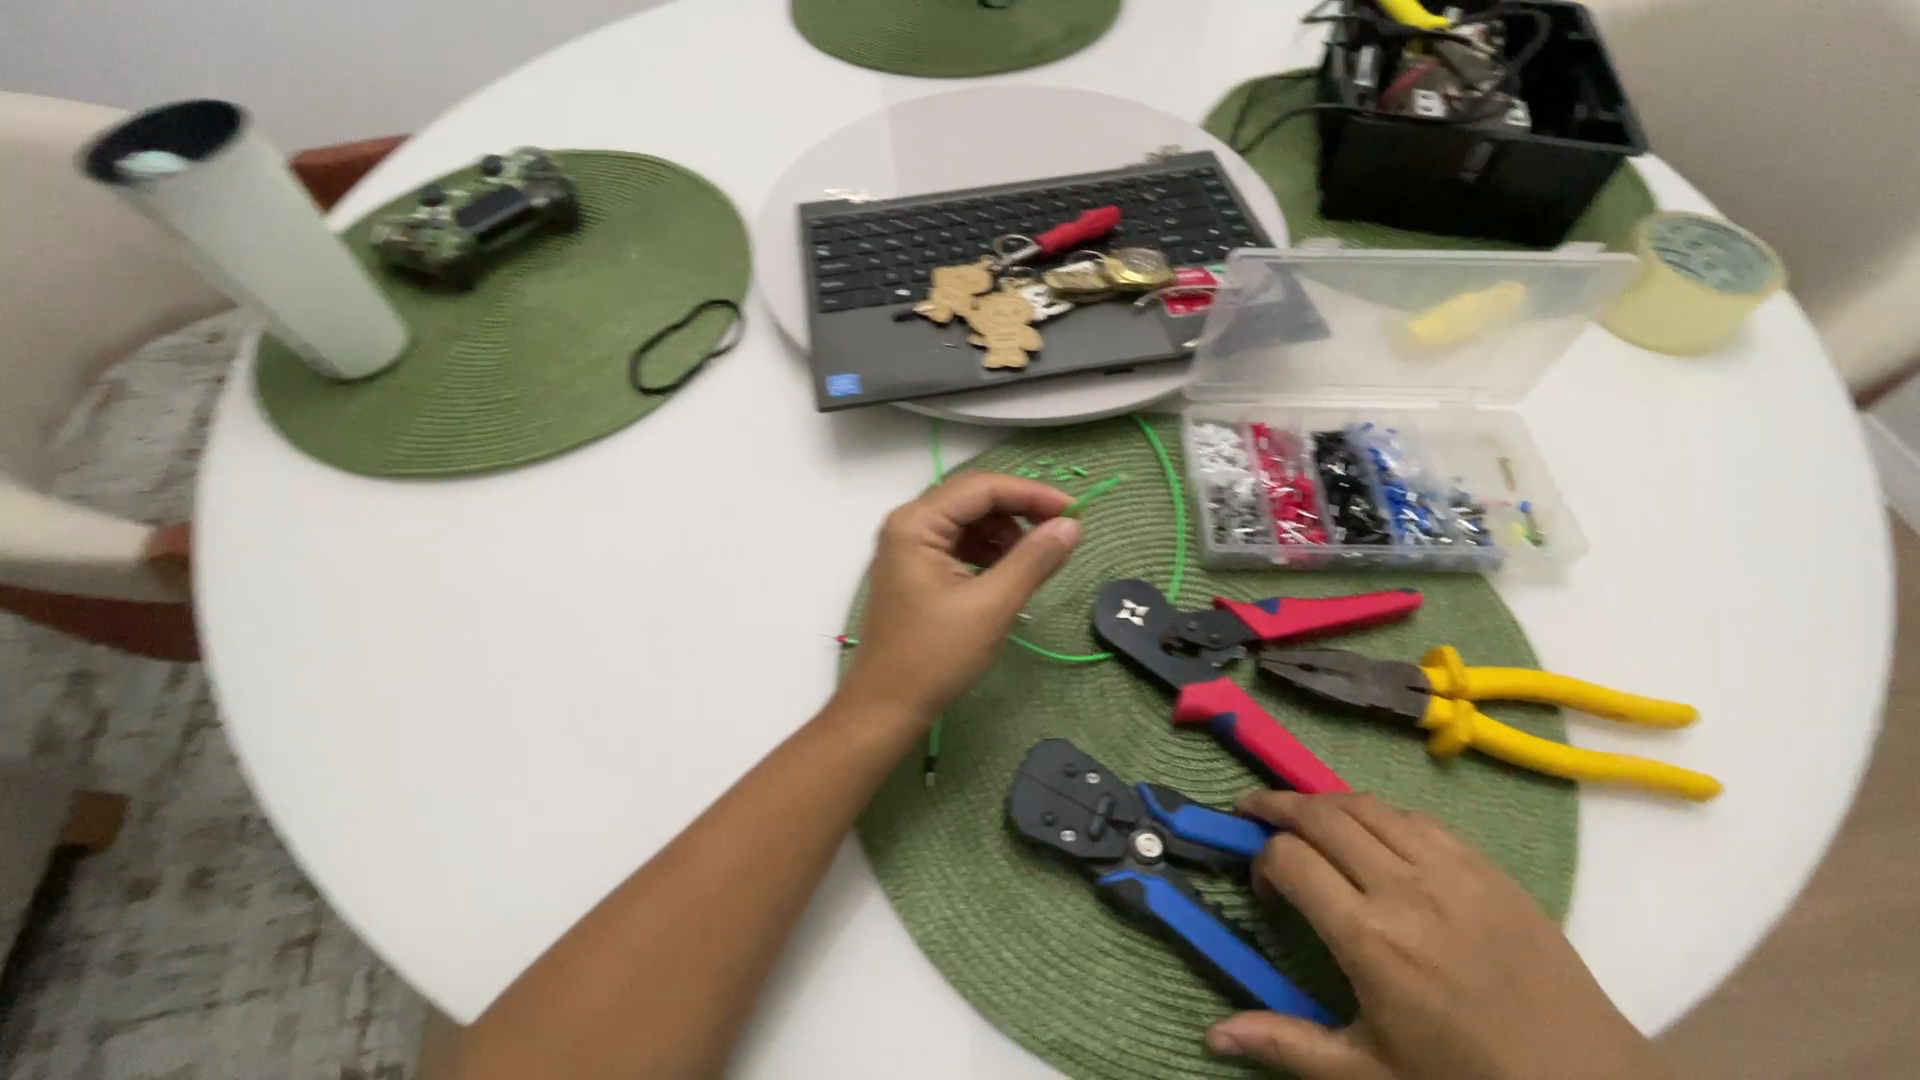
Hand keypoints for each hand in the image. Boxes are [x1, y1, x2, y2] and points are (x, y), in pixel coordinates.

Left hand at [838, 472, 1079, 722]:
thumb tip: (1072, 525)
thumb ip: (1033, 560)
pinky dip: (987, 551)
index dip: (1032, 494)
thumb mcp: (992, 606)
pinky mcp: (914, 568)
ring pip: (967, 521)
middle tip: (1061, 530)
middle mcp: (907, 524)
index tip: (1076, 511)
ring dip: (1004, 532)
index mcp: (916, 524)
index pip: (982, 488)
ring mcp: (907, 546)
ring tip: (1035, 560)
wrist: (886, 705)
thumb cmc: (934, 656)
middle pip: (973, 498)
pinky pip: (958, 543)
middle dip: (1019, 510)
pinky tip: (1008, 573)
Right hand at [1208, 792, 1672, 1079]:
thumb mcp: (1368, 1073)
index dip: (1261, 861)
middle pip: (1320, 815)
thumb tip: (1211, 1036)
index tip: (1264, 888)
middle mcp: (1404, 889)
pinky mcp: (1487, 867)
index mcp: (1369, 939)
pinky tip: (1372, 833)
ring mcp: (1451, 870)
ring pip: (1367, 805)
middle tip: (1252, 811)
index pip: (1289, 858)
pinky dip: (1379, 814)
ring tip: (1303, 814)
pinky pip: (1417, 818)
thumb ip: (1285, 1043)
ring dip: (1324, 802)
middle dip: (1276, 806)